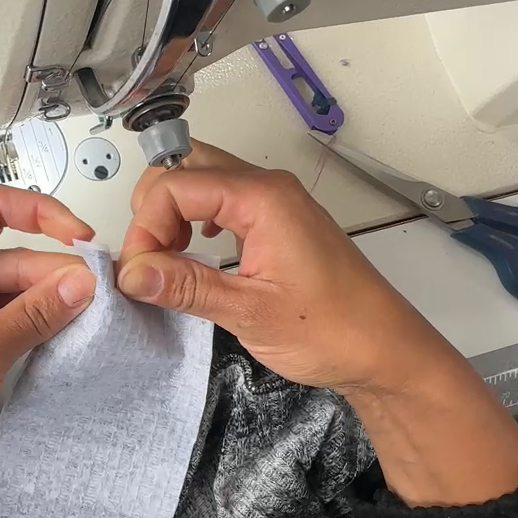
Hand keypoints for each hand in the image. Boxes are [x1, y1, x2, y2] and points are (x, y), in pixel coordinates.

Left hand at [0, 186, 96, 517]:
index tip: (80, 237)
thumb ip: (36, 312)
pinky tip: (69, 331)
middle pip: (14, 254)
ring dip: (51, 301)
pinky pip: (11, 315)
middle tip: (100, 296)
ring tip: (93, 316)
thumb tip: (84, 282)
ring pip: (16, 288)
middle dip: (55, 273)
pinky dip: (38, 322)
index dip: (42, 213)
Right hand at [116, 142, 453, 397]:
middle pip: (183, 166)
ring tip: (167, 261)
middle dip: (152, 210)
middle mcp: (267, 188)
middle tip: (147, 260)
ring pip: (199, 180)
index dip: (145, 229)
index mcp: (262, 199)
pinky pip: (219, 200)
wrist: (385, 351)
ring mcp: (272, 201)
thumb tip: (132, 274)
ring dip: (170, 214)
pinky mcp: (274, 220)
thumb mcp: (249, 312)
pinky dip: (192, 220)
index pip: (174, 186)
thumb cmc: (333, 330)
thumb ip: (185, 286)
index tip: (138, 273)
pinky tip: (193, 254)